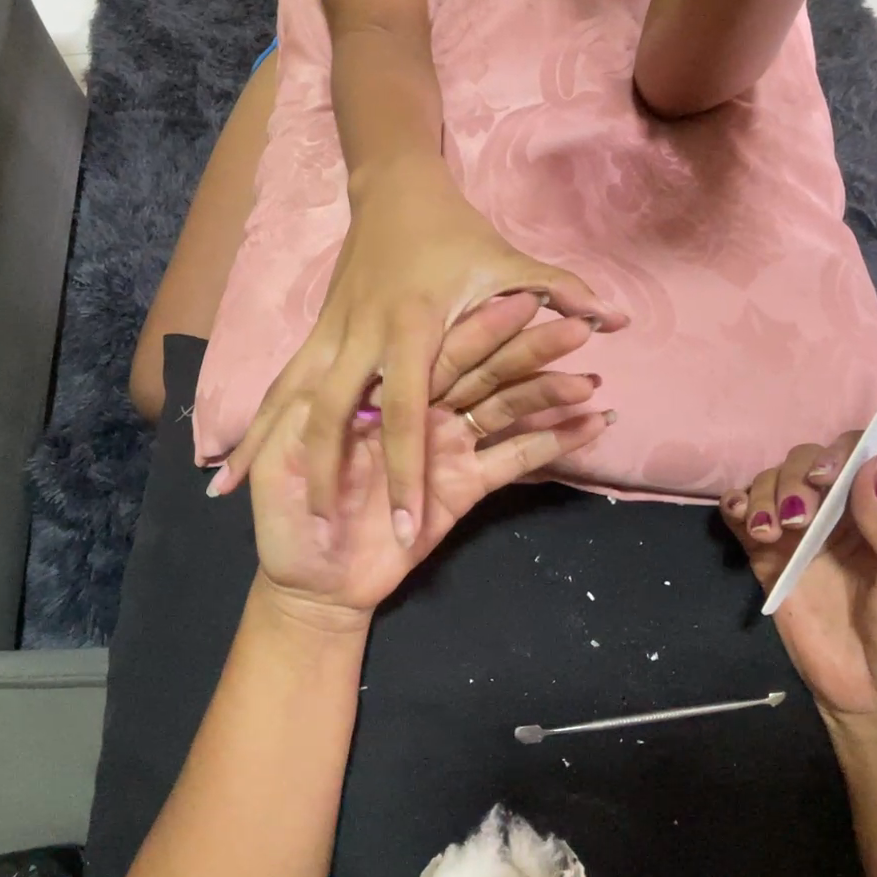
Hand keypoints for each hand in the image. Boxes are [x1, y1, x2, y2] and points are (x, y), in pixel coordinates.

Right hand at [213, 159, 627, 536]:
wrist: (394, 187)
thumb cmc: (452, 233)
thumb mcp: (506, 259)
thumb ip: (559, 292)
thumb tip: (616, 321)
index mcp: (410, 328)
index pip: (408, 415)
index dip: (406, 474)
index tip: (404, 529)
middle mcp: (360, 338)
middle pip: (336, 416)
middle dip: (326, 478)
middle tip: (321, 539)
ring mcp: (328, 334)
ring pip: (289, 401)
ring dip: (264, 450)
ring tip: (231, 498)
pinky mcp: (311, 332)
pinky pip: (276, 388)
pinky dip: (248, 424)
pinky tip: (221, 461)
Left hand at [248, 293, 614, 629]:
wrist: (311, 581)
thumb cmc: (284, 519)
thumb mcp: (279, 462)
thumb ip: (303, 411)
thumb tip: (357, 364)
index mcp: (380, 390)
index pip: (436, 350)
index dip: (479, 327)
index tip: (522, 294)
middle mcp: (422, 406)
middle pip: (482, 370)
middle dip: (528, 349)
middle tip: (578, 325)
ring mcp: (448, 443)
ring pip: (506, 408)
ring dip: (548, 393)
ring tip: (593, 377)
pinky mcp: (468, 485)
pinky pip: (515, 459)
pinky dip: (556, 442)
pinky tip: (596, 422)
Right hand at [720, 435, 876, 718]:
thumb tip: (872, 462)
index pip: (858, 454)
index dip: (839, 453)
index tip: (827, 477)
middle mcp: (839, 514)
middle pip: (805, 462)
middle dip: (794, 479)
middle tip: (799, 519)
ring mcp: (798, 535)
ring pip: (770, 483)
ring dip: (764, 495)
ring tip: (769, 531)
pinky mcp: (765, 558)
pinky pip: (741, 516)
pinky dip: (734, 505)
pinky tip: (740, 517)